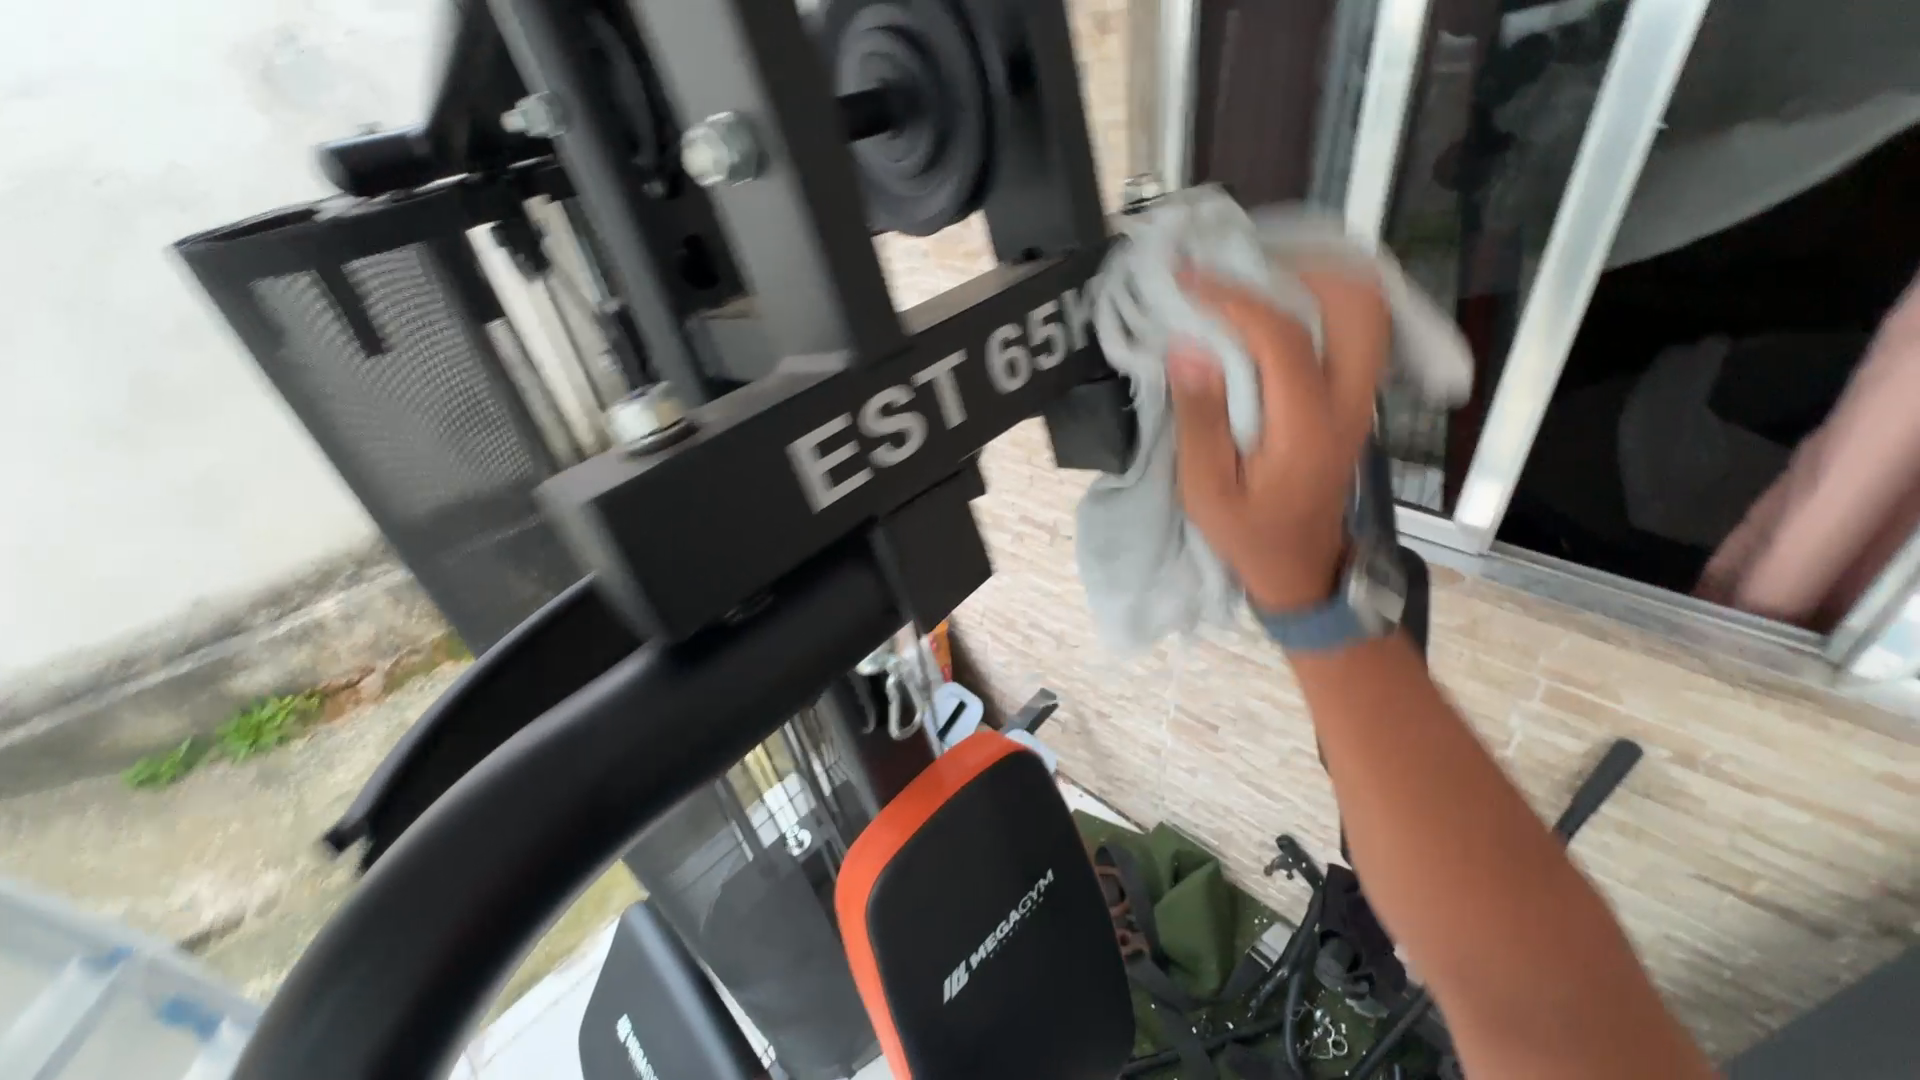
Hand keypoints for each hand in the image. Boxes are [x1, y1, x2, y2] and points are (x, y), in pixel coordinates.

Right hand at [1169, 266, 1389, 611]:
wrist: (1302, 566)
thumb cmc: (1247, 533)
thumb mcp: (1205, 489)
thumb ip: (1200, 418)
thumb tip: (1189, 347)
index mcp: (1307, 426)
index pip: (1282, 336)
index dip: (1233, 298)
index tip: (1188, 278)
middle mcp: (1348, 402)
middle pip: (1358, 303)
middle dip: (1302, 269)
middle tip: (1243, 267)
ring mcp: (1360, 399)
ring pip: (1366, 311)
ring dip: (1317, 281)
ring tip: (1257, 277)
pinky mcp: (1353, 399)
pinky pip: (1353, 331)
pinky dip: (1320, 304)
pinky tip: (1274, 307)